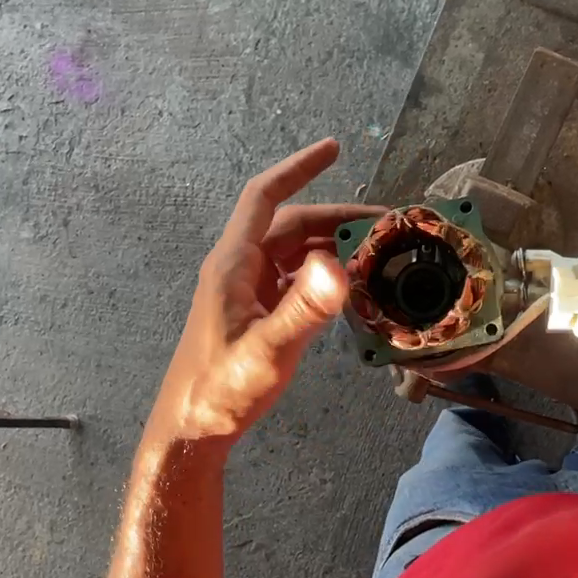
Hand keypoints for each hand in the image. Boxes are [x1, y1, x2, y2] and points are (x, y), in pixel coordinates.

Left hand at [148, 138, 382, 447]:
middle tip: (384, 226)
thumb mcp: (268, 350)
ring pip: (294, 255)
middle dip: (336, 219)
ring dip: (332, 250)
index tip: (333, 149)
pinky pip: (293, 283)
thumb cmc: (221, 389)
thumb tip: (341, 266)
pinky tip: (348, 291)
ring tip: (376, 256)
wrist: (193, 428)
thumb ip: (304, 310)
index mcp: (234, 264)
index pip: (265, 198)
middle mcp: (240, 269)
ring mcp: (247, 293)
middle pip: (290, 226)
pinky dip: (322, 279)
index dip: (298, 169)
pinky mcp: (255, 315)